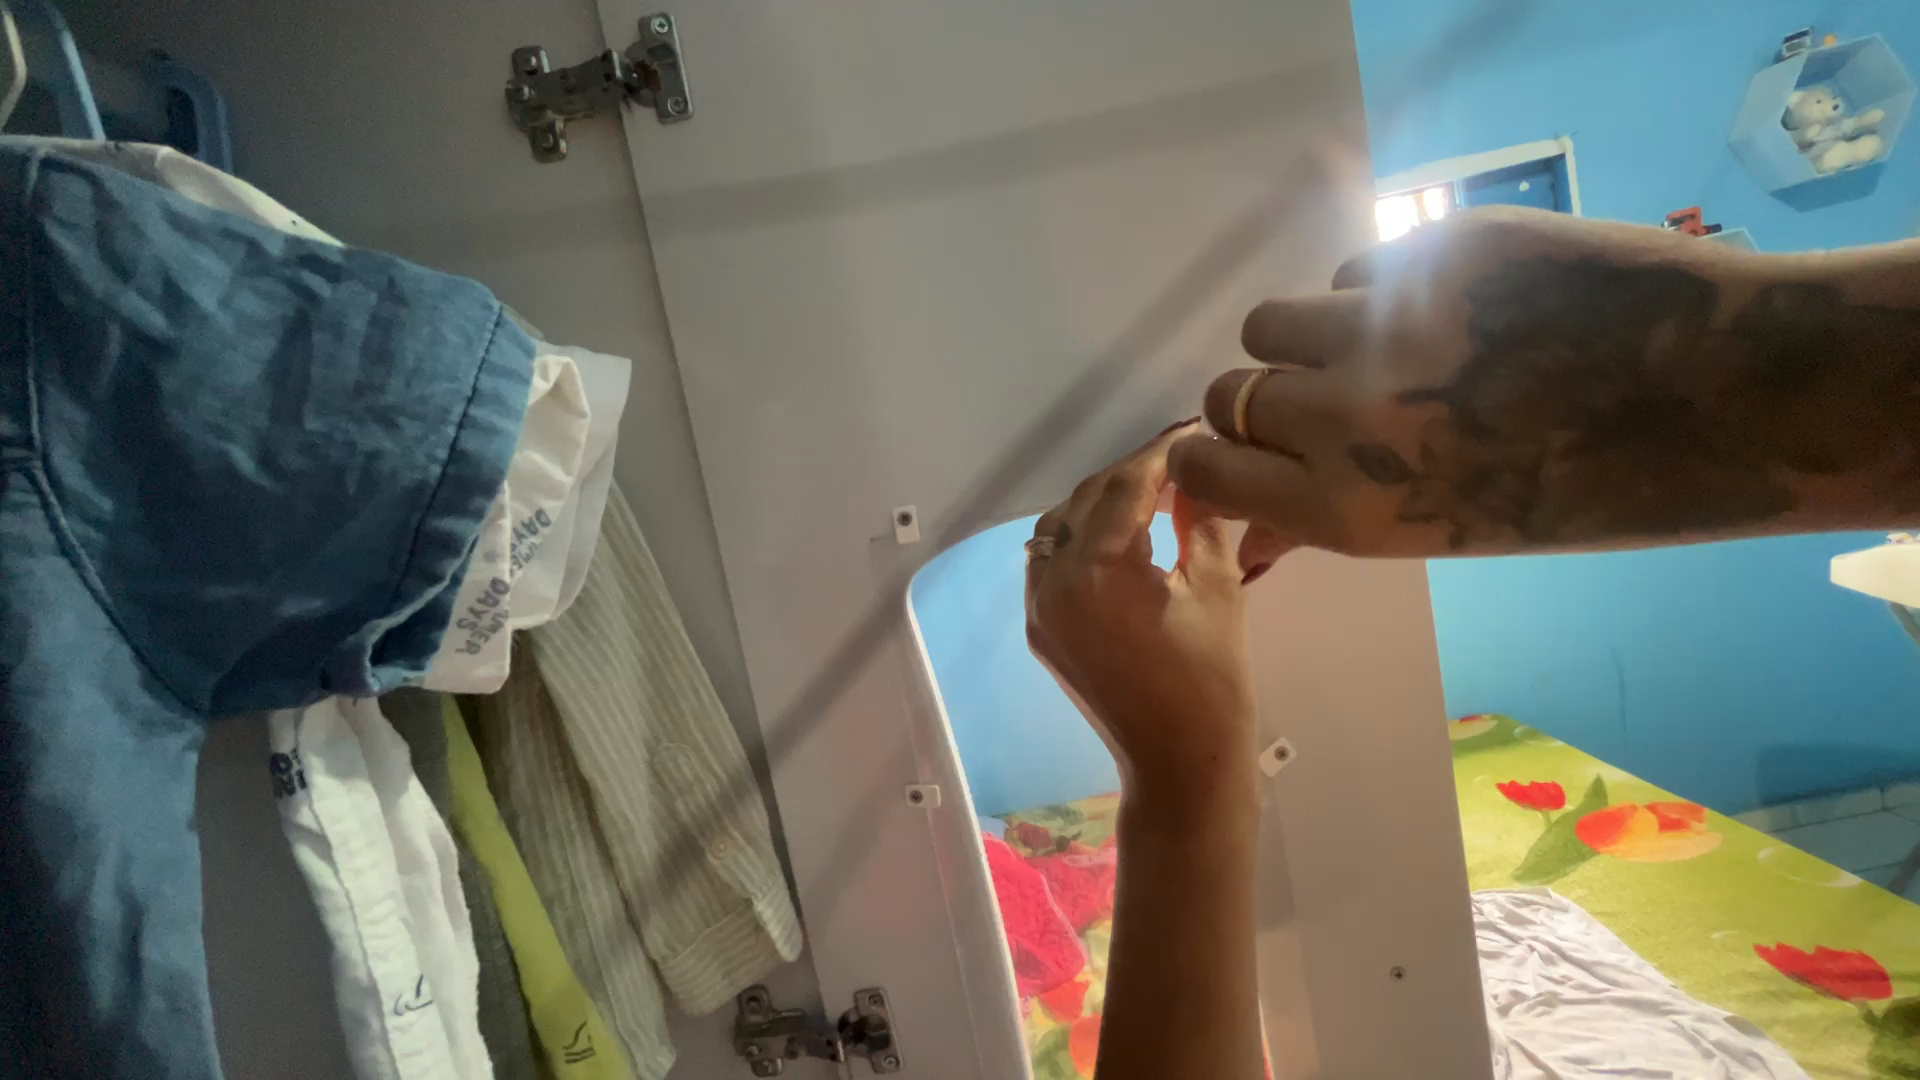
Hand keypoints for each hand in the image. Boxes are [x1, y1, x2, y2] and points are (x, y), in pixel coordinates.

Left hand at [1024, 424, 1256, 802]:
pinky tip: (1113, 538)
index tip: (1188, 436)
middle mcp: (1052, 582)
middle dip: (1127, 477)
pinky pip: (1047, 564)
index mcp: (1098, 571)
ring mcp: (1037, 608)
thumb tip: (1196, 470)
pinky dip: (1076, 540)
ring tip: (1144, 498)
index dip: (1158, 455)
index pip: (1123, 487)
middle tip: (1173, 464)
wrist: (1178, 761)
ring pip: (1056, 529)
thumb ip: (1199, 517)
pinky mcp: (1038, 628)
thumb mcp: (1217, 588)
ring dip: (1095, 505)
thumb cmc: (1211, 679)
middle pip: (1083, 502)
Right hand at [1166, 206, 1825, 557]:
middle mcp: (1343, 422)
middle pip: (1230, 391)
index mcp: (1342, 508)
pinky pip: (1352, 272)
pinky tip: (1446, 311)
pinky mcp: (1436, 253)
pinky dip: (1377, 294)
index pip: (1202, 466)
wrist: (1726, 399)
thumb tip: (1243, 543)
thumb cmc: (1559, 495)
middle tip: (1325, 398)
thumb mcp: (1422, 536)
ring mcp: (1387, 329)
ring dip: (1304, 338)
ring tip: (1372, 344)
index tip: (1228, 446)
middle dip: (1265, 398)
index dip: (1204, 453)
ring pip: (1271, 320)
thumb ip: (1316, 526)